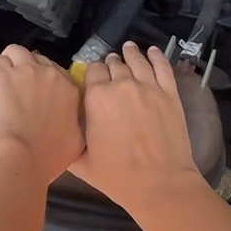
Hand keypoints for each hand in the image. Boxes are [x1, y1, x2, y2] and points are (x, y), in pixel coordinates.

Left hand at [0, 45, 83, 182]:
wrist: (18, 160)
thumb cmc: (46, 159)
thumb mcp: (76, 143)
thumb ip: (76, 123)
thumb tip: (72, 119)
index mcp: (70, 90)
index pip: (59, 74)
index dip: (46, 85)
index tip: (38, 98)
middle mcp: (50, 74)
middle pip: (39, 61)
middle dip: (30, 74)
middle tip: (21, 94)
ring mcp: (25, 71)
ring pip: (17, 52)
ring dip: (11, 65)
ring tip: (5, 84)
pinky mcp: (1, 75)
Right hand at [69, 42, 207, 214]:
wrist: (160, 183)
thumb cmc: (118, 176)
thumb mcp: (81, 162)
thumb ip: (69, 139)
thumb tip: (61, 127)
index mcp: (97, 97)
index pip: (93, 70)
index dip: (93, 71)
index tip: (94, 75)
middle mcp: (121, 84)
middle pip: (114, 64)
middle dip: (111, 63)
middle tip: (111, 64)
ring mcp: (148, 86)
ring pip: (137, 61)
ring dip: (131, 53)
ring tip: (129, 47)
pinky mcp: (169, 93)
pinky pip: (162, 67)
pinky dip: (157, 56)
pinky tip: (153, 51)